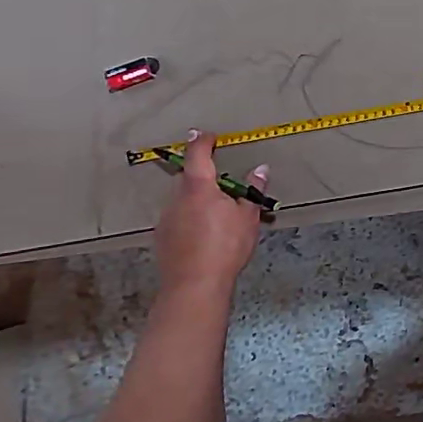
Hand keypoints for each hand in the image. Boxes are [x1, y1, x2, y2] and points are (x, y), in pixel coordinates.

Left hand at [152, 131, 266, 296]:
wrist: (194, 285)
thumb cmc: (225, 247)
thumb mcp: (248, 217)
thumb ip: (253, 190)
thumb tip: (260, 170)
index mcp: (199, 186)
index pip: (197, 152)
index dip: (203, 140)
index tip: (209, 136)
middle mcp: (177, 197)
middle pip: (189, 176)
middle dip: (205, 176)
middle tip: (225, 187)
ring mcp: (166, 217)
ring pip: (183, 198)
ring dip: (197, 199)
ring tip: (217, 216)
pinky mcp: (162, 236)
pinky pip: (177, 217)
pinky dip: (189, 218)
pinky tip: (203, 235)